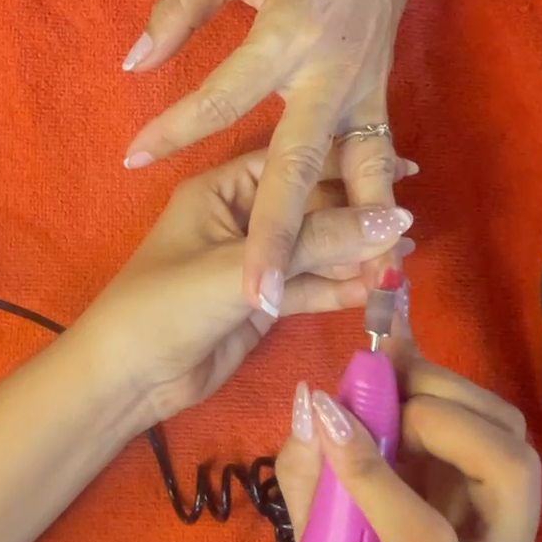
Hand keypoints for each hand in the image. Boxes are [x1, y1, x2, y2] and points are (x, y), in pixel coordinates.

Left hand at [71, 148, 415, 423]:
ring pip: (314, 252)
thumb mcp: (238, 268)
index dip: (341, 164)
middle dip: (356, 216)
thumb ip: (313, 244)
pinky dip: (342, 288)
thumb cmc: (167, 304)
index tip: (396, 166)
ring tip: (405, 256)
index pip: (289, 166)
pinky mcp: (264, 302)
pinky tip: (380, 286)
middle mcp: (243, 219)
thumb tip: (395, 219)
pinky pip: (310, 287)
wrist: (130, 377)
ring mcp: (255, 262)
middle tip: (411, 218)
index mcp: (222, 190)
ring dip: (355, 256)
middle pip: (308, 209)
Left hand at [122, 0, 460, 308]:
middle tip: (253, 296)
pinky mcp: (382, 92)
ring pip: (356, 173)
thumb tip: (134, 61)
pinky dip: (382, 200)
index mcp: (285, 34)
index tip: (133, 157)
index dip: (173, 128)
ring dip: (355, 236)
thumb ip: (181, 9)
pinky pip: (380, 155)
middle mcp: (328, 74)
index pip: (219, 98)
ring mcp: (363, 88)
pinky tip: (386, 245)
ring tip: (357, 292)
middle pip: (296, 166)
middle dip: (276, 236)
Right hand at [276, 337, 541, 541]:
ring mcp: (517, 518)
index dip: (373, 476)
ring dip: (440, 389)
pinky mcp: (507, 475)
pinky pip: (492, 414)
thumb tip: (311, 404)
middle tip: (367, 396)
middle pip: (506, 471)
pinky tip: (399, 361)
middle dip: (431, 414)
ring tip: (382, 379)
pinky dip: (443, 382)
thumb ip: (308, 485)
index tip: (326, 417)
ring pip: (508, 431)